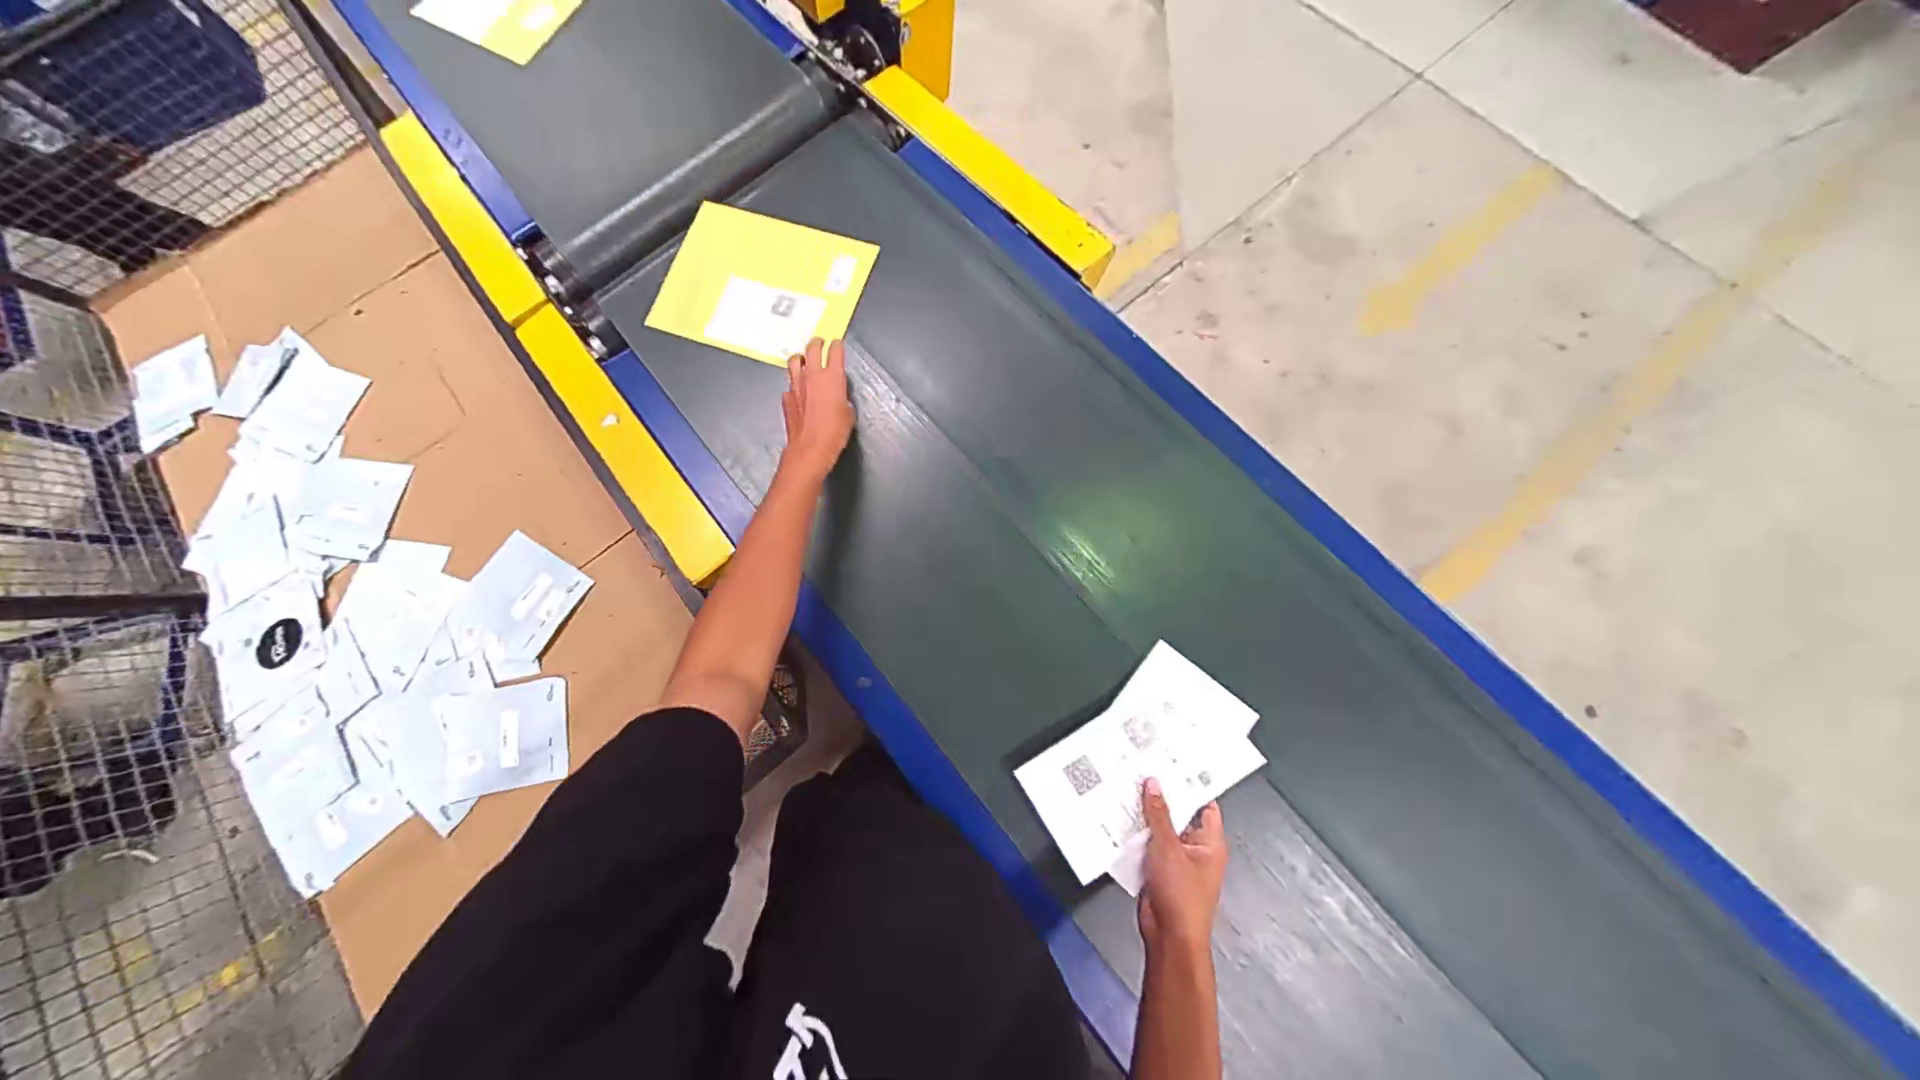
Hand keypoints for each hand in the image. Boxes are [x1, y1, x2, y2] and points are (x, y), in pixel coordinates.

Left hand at [780, 338, 854, 482]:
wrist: (810, 448)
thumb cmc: (835, 432)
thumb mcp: (849, 414)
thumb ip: (843, 398)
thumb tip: (837, 398)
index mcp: (832, 376)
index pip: (835, 350)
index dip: (837, 345)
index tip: (837, 345)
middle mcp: (812, 375)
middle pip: (812, 348)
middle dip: (817, 343)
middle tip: (820, 343)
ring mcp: (796, 384)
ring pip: (794, 361)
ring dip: (801, 358)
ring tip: (804, 361)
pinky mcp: (786, 397)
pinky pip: (790, 384)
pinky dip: (795, 384)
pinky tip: (799, 391)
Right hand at [1137, 779, 1227, 956]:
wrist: (1169, 936)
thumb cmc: (1181, 896)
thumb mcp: (1168, 847)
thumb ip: (1159, 814)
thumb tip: (1153, 784)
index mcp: (1210, 843)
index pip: (1205, 805)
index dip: (1190, 785)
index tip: (1173, 765)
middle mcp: (1196, 849)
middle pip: (1178, 815)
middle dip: (1161, 798)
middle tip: (1142, 772)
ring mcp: (1176, 860)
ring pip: (1160, 830)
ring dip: (1145, 817)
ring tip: (1126, 790)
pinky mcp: (1158, 870)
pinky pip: (1147, 846)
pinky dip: (1136, 835)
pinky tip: (1120, 819)